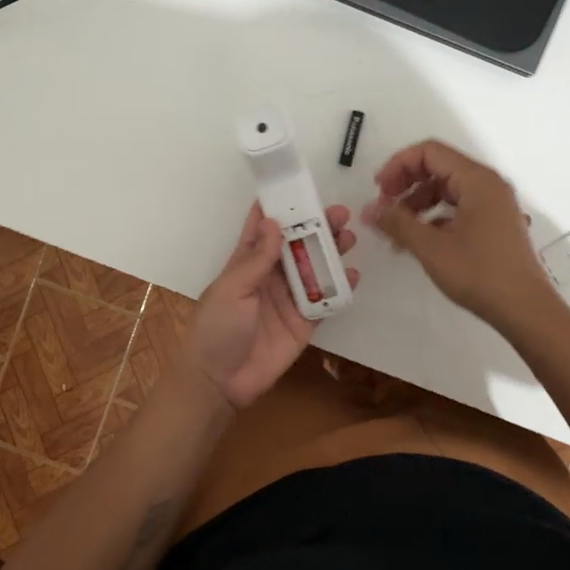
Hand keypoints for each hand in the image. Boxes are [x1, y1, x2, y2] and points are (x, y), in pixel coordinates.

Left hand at [181, 203, 359, 409]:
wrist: (220, 382)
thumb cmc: (216, 330)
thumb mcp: (232, 289)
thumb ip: (256, 260)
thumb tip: (275, 223)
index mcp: (246, 264)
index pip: (263, 229)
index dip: (280, 208)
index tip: (300, 187)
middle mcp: (270, 277)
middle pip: (297, 245)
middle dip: (317, 227)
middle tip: (340, 214)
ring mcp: (289, 300)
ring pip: (315, 268)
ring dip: (332, 251)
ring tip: (349, 237)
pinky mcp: (304, 324)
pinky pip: (326, 301)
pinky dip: (340, 286)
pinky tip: (353, 273)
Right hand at [361, 139, 560, 328]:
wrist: (526, 310)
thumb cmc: (480, 273)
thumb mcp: (431, 247)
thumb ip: (397, 223)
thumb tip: (370, 210)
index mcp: (477, 180)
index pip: (430, 152)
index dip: (398, 165)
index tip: (379, 191)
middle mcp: (488, 185)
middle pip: (438, 168)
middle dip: (405, 184)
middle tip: (384, 208)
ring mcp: (493, 205)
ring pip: (446, 190)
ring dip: (416, 203)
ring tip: (396, 230)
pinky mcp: (494, 224)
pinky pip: (457, 208)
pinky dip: (434, 217)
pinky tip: (419, 241)